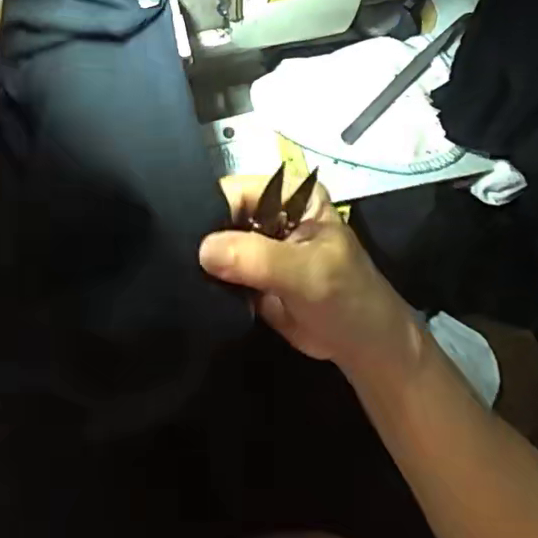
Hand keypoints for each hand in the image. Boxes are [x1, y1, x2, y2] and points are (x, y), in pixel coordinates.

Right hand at [197, 175, 423, 380]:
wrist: (364, 346)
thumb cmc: (347, 297)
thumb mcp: (308, 272)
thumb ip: (259, 258)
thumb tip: (204, 250)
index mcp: (288, 193)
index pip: (235, 190)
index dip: (210, 210)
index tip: (183, 236)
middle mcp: (269, 211)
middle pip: (219, 215)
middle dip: (200, 236)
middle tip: (174, 258)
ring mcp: (257, 244)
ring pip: (215, 244)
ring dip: (199, 261)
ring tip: (177, 276)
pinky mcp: (247, 274)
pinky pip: (217, 272)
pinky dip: (204, 281)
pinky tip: (186, 290)